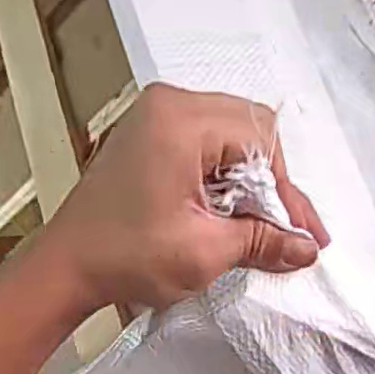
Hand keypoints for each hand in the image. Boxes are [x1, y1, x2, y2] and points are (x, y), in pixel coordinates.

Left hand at [32, 83, 329, 310]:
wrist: (67, 267)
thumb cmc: (126, 257)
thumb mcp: (205, 252)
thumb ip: (263, 242)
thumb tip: (307, 248)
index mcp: (181, 121)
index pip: (262, 139)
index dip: (287, 191)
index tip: (302, 236)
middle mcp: (169, 106)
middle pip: (250, 132)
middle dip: (273, 186)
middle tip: (288, 231)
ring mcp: (156, 120)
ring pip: (231, 141)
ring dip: (252, 186)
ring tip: (263, 228)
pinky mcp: (151, 140)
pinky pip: (207, 150)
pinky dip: (227, 183)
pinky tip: (233, 216)